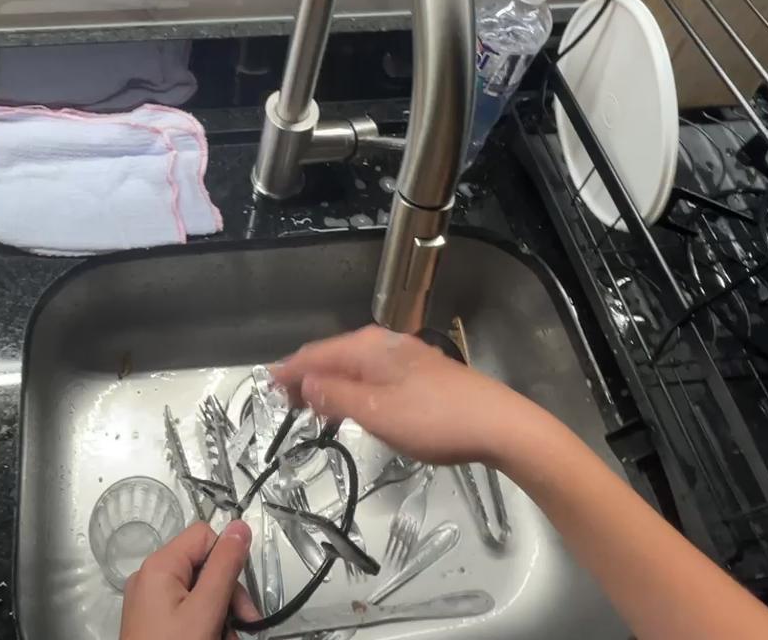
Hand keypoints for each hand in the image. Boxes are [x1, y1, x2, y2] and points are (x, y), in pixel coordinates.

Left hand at [120, 521, 256, 639]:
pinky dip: (204, 627)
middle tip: (244, 627)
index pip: (204, 536)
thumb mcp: (205, 612)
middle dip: (228, 596)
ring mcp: (149, 604)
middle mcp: (151, 578)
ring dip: (220, 616)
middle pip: (203, 567)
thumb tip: (241, 526)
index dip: (227, 560)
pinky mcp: (152, 625)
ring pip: (198, 594)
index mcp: (159, 565)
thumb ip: (224, 567)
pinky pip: (186, 613)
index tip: (242, 598)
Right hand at [273, 325, 535, 466]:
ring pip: (351, 364)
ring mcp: (401, 355)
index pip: (315, 354)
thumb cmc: (435, 419)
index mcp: (367, 347)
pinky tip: (352, 403)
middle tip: (286, 401)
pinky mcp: (417, 370)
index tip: (268, 385)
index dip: (288, 370)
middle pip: (331, 355)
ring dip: (329, 382)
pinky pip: (370, 372)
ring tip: (313, 406)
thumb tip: (303, 383)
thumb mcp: (377, 413)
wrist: (498, 425)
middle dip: (306, 376)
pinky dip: (351, 385)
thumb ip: (335, 396)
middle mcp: (382, 343)